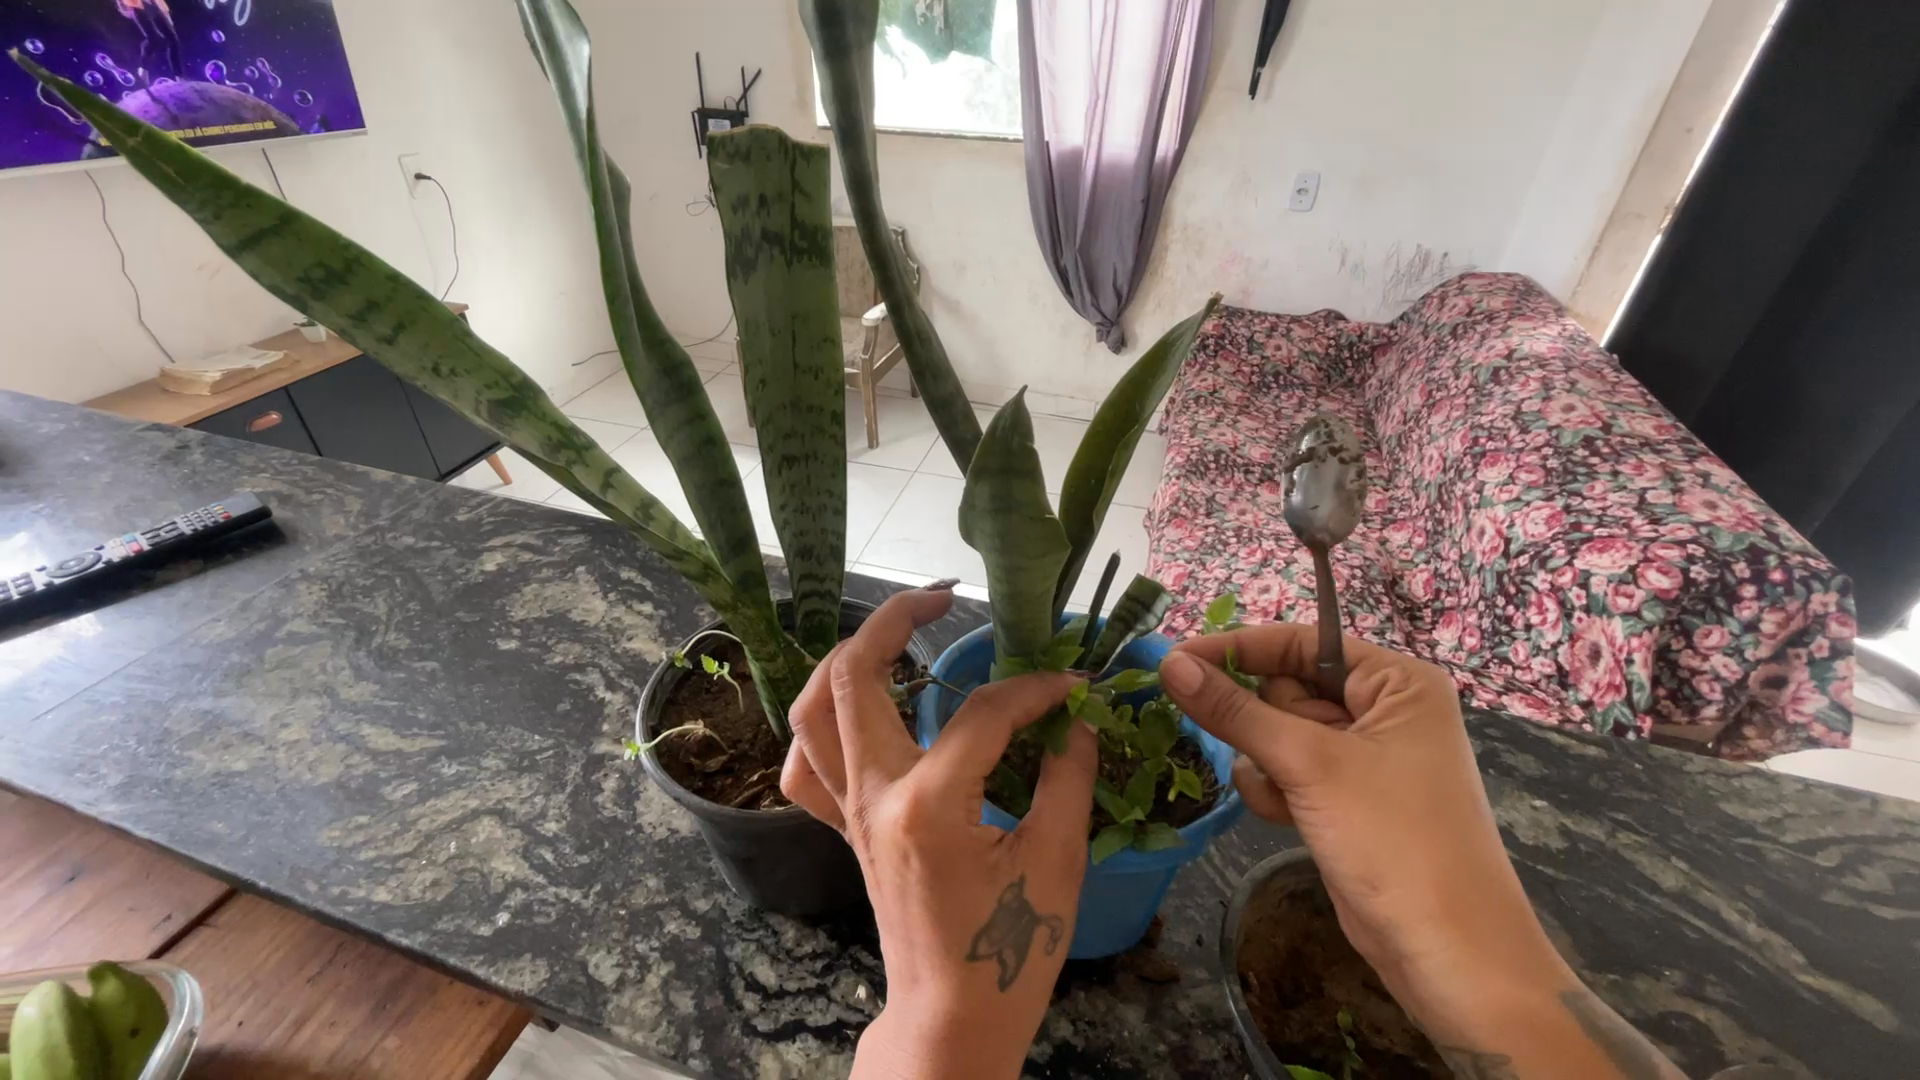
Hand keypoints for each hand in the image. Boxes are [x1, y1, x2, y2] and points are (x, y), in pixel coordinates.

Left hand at [781, 588, 1096, 1079]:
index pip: (982, 713)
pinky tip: (859, 714)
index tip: (1069, 683)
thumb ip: (1067, 777)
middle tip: (940, 597)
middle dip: (895, 620)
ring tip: (893, 634)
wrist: (951, 1017)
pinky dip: (823, 725)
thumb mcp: (1057, 861)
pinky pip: (806, 764)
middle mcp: (873, 794)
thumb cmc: (1009, 951)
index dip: (1033, 688)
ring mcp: (848, 810)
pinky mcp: (842, 826)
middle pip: (856, 676)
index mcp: (929, 804)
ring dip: (846, 659)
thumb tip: (1074, 717)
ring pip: (812, 710)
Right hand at [1160, 629, 1684, 1079]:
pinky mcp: (1344, 795)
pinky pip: (1287, 767)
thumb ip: (1233, 710)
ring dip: (1267, 762)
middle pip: (1284, 688)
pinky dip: (1276, 788)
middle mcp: (1381, 709)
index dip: (1236, 650)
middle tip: (1269, 757)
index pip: (1298, 642)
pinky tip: (1288, 818)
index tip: (1174, 662)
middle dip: (1264, 724)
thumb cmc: (1393, 841)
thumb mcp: (1307, 765)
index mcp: (1395, 682)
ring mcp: (1363, 755)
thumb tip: (1168, 665)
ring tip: (1287, 797)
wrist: (1448, 956)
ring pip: (1277, 731)